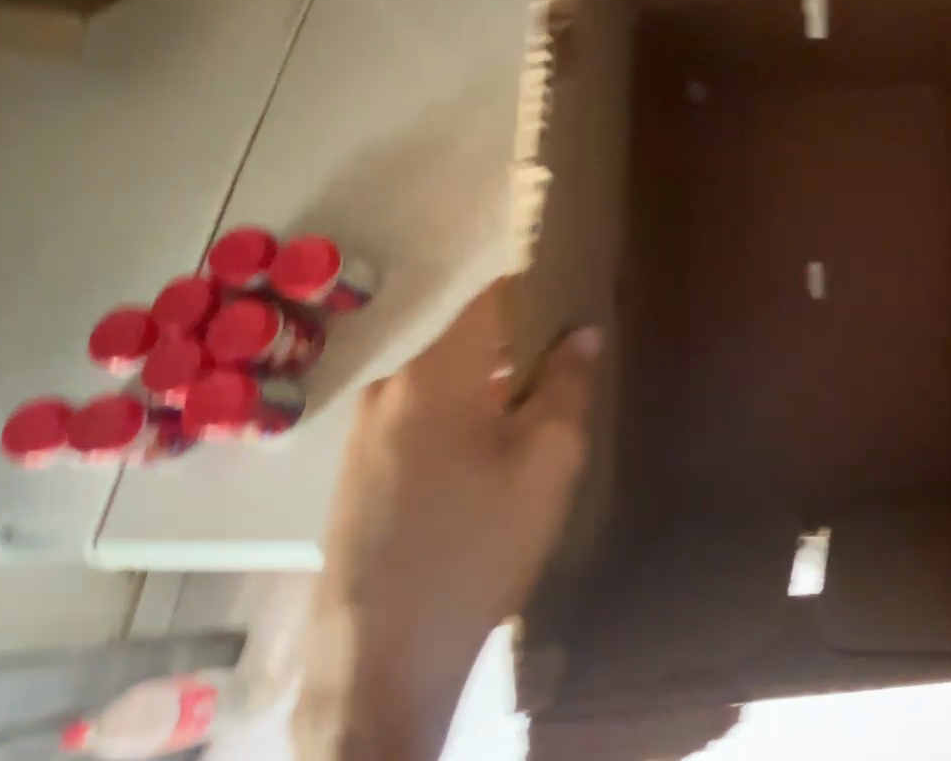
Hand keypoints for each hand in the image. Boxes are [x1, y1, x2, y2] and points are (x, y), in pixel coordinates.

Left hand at [297, 279, 600, 760]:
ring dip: (500, 394)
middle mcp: (390, 390)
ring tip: (546, 426)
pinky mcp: (360, 475)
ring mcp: (365, 435)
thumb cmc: (477, 545)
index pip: (498, 300)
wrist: (381, 658)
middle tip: (581, 378)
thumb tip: (582, 333)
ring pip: (452, 388)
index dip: (548, 294)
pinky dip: (469, 426)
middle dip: (529, 353)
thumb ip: (569, 385)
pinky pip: (427, 424)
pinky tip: (496, 469)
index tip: (590, 304)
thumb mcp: (547, 461)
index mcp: (434, 375)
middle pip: (474, 345)